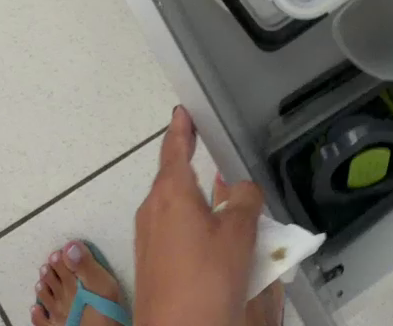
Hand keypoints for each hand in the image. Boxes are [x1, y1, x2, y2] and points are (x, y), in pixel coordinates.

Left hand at [133, 107, 262, 325]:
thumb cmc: (204, 282)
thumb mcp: (238, 236)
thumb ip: (246, 202)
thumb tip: (245, 188)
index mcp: (171, 192)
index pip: (174, 147)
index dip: (181, 127)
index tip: (182, 110)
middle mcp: (153, 209)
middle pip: (172, 175)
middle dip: (190, 162)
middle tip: (203, 146)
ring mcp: (147, 237)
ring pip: (172, 205)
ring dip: (193, 197)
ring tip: (218, 198)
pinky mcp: (149, 263)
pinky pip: (171, 229)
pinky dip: (189, 222)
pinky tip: (208, 238)